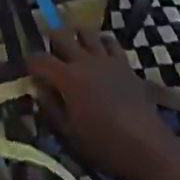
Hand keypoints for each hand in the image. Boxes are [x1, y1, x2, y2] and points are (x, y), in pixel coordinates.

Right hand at [28, 27, 179, 179]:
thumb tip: (39, 88)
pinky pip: (110, 41)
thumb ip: (50, 107)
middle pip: (60, 34)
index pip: (39, 59)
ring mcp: (105, 59)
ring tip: (75, 49)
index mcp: (67, 78)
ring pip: (85, 31)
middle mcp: (83, 61)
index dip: (31, 63)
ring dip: (76, 36)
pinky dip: (101, 42)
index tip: (30, 72)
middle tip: (52, 54)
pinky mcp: (124, 63)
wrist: (149, 149)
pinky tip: (100, 54)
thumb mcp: (69, 134)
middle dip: (51, 40)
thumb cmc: (105, 146)